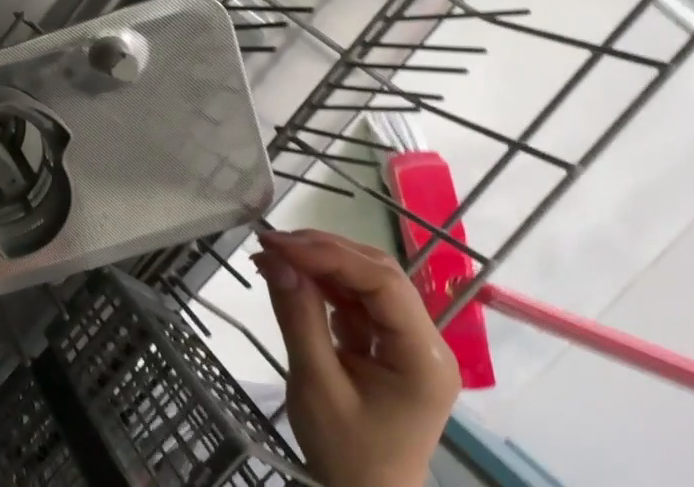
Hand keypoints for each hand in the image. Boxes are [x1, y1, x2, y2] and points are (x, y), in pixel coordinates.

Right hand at [254, 229, 459, 486]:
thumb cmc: (345, 449)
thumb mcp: (315, 383)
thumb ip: (298, 317)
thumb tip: (275, 259)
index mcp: (423, 355)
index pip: (382, 283)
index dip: (327, 254)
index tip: (274, 243)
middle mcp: (425, 342)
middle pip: (379, 275)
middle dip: (323, 251)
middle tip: (268, 243)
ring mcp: (407, 343)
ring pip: (366, 282)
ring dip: (319, 263)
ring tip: (271, 256)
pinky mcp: (386, 347)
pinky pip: (356, 302)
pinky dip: (321, 284)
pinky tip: (289, 278)